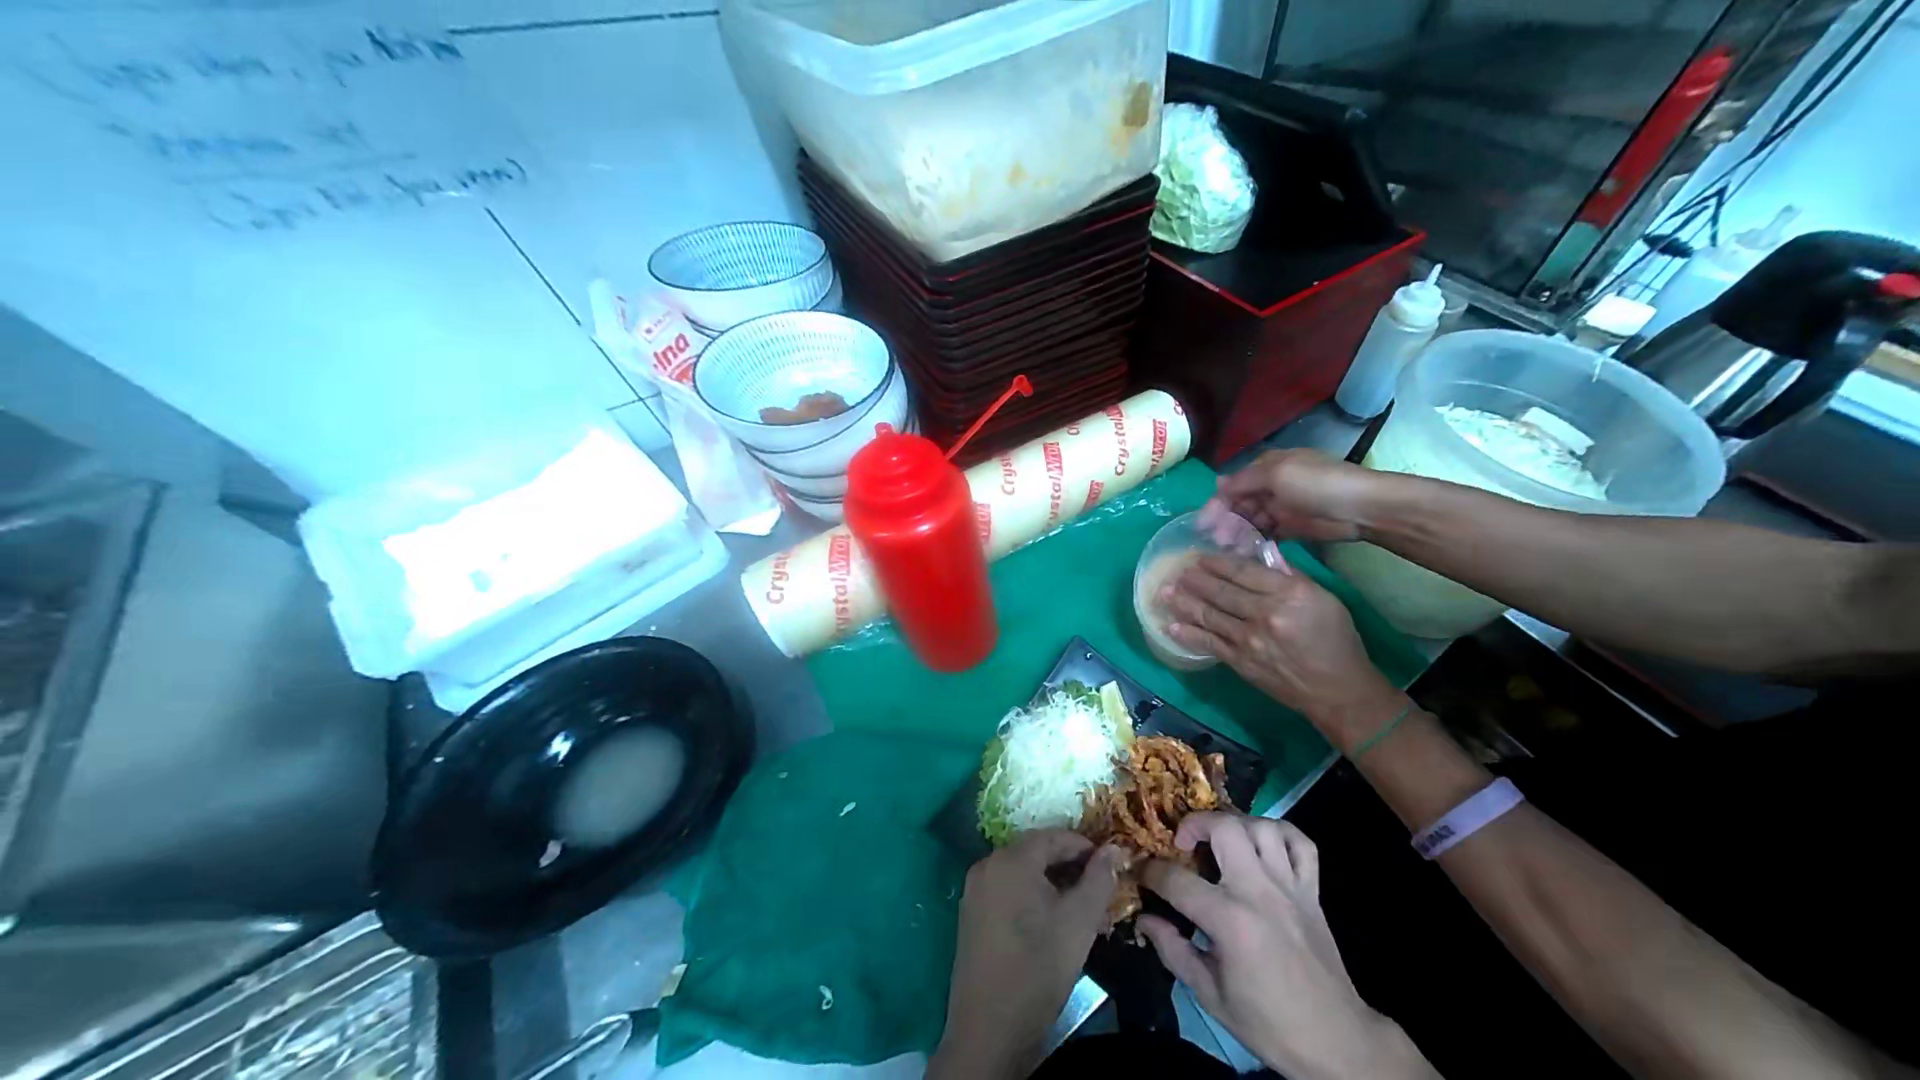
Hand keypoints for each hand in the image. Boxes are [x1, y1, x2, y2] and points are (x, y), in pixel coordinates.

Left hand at [929, 831, 1123, 1079]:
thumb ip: (1099, 879)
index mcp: (1010, 860)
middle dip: (1068, 864)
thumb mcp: (1080, 922)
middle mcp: (987, 865)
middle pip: (1035, 852)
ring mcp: (974, 890)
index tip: (1110, 864)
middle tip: (1098, 887)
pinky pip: (1006, 890)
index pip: (1053, 836)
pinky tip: (1049, 919)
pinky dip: (1030, 894)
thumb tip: (1115, 849)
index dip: (1085, 846)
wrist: (990, 1027)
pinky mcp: (970, 914)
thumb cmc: (1039, 967)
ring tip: (1079, 904)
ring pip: (1021, 872)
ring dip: (1050, 881)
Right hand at [1139, 814, 1435, 1079]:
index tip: (1139, 872)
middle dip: (1194, 825)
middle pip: (1225, 828)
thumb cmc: (1268, 1022)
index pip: (1177, 879)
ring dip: (1235, 825)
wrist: (1336, 1041)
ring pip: (1262, 827)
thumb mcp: (1209, 994)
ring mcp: (1291, 887)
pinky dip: (1281, 834)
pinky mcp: (1313, 892)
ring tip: (1221, 841)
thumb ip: (1173, 950)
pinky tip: (1263, 844)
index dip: (1149, 871)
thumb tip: (1144, 920)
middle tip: (1182, 843)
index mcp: (1230, 920)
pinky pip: (1302, 844)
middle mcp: (1260, 892)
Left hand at [1161, 554, 1407, 747]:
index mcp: (1287, 594)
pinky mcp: (1239, 661)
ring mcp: (1248, 639)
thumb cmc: (1335, 640)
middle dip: (1195, 579)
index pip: (1244, 571)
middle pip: (1221, 592)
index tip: (1201, 557)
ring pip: (1209, 615)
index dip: (1218, 563)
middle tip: (1176, 569)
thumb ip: (1291, 575)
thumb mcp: (1324, 599)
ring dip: (1183, 602)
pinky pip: (1208, 644)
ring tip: (1165, 591)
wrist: (1336, 690)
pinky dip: (1188, 634)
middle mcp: (1264, 614)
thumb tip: (1265, 552)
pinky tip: (1171, 625)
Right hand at [1217, 449, 1382, 542]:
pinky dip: (1255, 542)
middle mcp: (1272, 486)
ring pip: (1251, 522)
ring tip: (1231, 549)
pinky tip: (1246, 553)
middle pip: (1240, 505)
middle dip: (1226, 521)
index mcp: (1267, 467)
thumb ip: (1244, 481)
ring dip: (1238, 534)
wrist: (1362, 507)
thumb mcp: (1277, 474)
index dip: (1217, 504)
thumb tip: (1217, 484)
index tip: (1203, 525)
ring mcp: (1283, 508)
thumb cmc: (1317, 484)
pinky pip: (1267, 535)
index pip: (1233, 486)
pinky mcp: (1293, 528)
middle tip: (1217, 541)